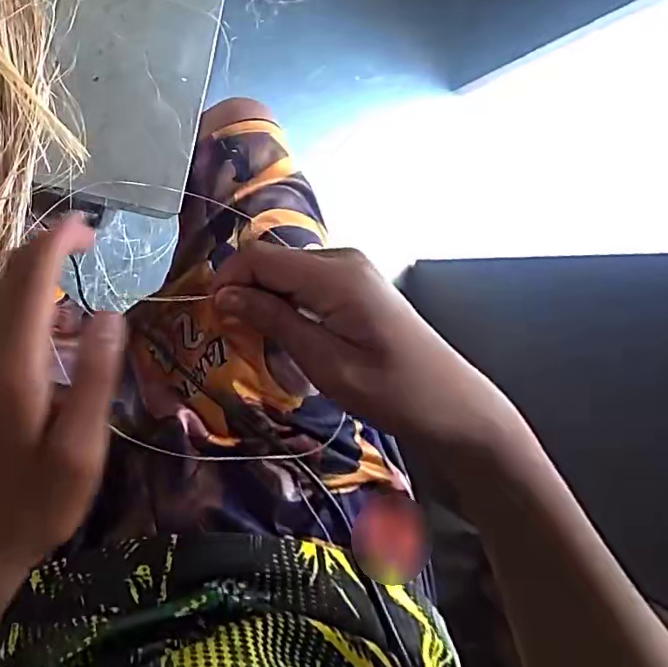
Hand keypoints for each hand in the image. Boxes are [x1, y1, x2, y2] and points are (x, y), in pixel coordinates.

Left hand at [0, 214, 125, 580]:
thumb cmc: (37, 499)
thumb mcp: (80, 448)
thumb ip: (94, 377)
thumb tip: (110, 314)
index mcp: (16, 357)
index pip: (32, 275)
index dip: (58, 240)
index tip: (90, 225)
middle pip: (12, 273)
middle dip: (48, 245)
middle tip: (92, 243)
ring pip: (6, 291)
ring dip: (40, 271)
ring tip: (84, 279)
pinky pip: (7, 315)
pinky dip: (35, 300)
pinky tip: (65, 328)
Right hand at [211, 243, 524, 461]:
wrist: (457, 409)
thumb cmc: (393, 392)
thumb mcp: (325, 362)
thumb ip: (273, 320)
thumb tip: (222, 295)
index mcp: (335, 275)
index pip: (259, 257)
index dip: (227, 279)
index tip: (210, 314)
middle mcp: (341, 259)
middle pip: (270, 260)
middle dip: (241, 289)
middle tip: (230, 331)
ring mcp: (349, 268)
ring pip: (282, 270)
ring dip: (260, 296)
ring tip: (253, 335)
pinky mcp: (353, 282)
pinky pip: (301, 280)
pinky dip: (282, 300)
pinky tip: (283, 329)